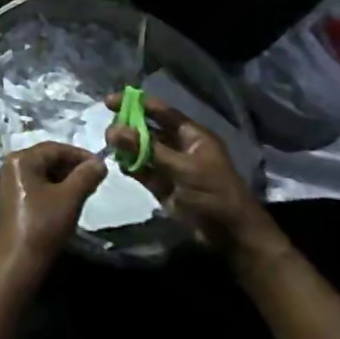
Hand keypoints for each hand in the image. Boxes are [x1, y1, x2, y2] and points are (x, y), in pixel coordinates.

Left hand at [0, 141, 105, 275]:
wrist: (17, 263)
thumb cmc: (43, 226)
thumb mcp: (69, 199)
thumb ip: (86, 176)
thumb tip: (100, 162)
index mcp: (20, 159)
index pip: (55, 148)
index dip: (80, 155)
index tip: (102, 165)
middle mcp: (11, 166)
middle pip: (47, 159)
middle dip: (73, 167)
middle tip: (96, 178)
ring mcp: (8, 183)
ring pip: (43, 173)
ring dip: (65, 179)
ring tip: (86, 190)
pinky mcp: (11, 200)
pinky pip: (36, 186)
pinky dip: (54, 189)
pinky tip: (69, 201)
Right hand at [104, 93, 289, 271]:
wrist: (231, 236)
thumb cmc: (214, 194)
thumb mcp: (182, 168)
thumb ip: (147, 149)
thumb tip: (114, 130)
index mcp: (191, 135)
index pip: (160, 111)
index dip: (136, 103)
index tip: (109, 101)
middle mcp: (179, 146)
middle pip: (148, 129)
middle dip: (127, 126)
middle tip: (108, 131)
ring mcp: (170, 166)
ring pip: (142, 149)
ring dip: (126, 147)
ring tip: (109, 147)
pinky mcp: (162, 185)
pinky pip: (141, 170)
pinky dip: (129, 166)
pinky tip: (119, 164)